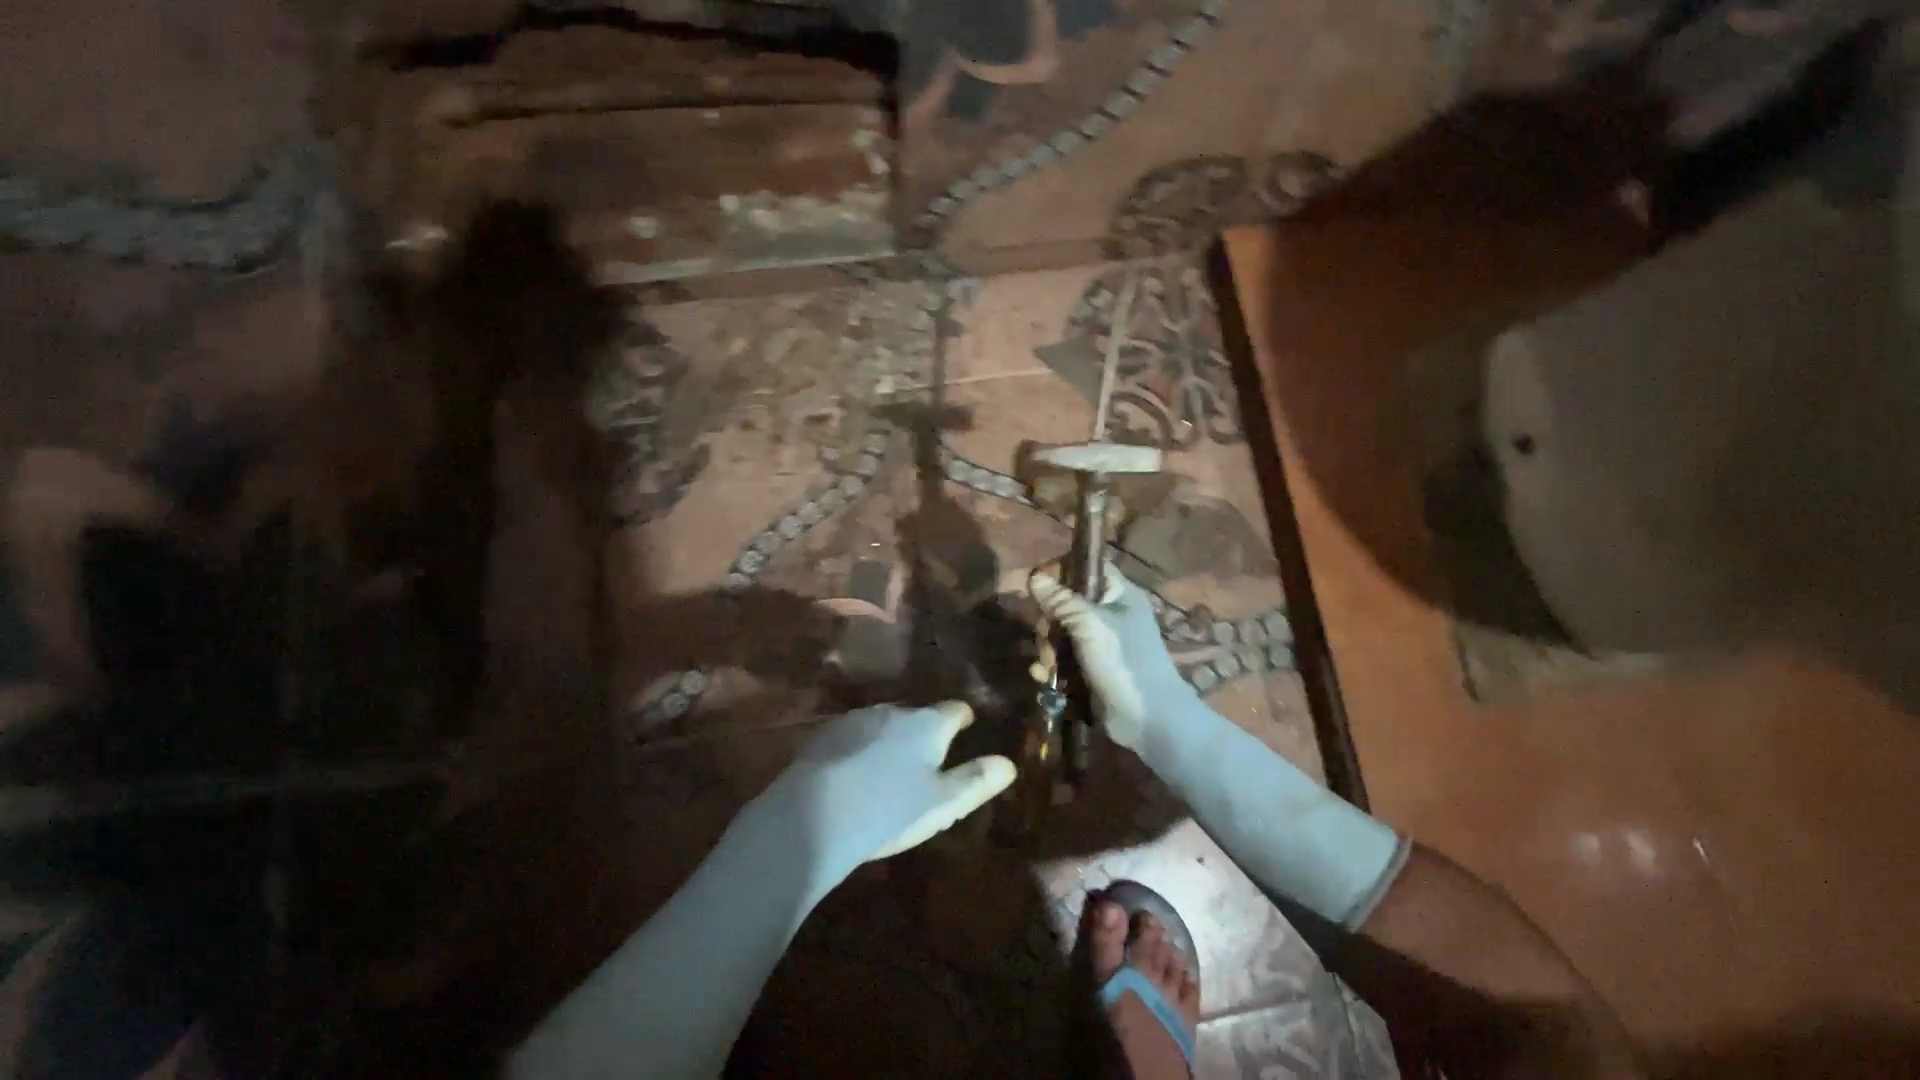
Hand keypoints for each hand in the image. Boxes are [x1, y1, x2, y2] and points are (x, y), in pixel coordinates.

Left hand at [769, 702, 1016, 878]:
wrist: (814, 815)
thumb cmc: (890, 810)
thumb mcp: (943, 804)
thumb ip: (975, 780)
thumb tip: (1009, 764)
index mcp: (928, 725)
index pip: (954, 711)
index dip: (962, 718)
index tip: (966, 724)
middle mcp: (893, 712)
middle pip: (916, 715)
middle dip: (923, 730)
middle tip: (927, 756)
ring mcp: (855, 720)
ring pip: (882, 724)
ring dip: (889, 739)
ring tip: (890, 766)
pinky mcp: (824, 736)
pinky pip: (852, 737)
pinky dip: (859, 749)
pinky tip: (854, 774)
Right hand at [1028, 563, 1198, 750]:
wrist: (1148, 718)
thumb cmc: (1124, 661)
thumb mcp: (1090, 625)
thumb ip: (1061, 600)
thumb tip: (1035, 577)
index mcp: (1118, 594)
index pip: (1087, 567)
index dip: (1061, 570)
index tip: (1037, 584)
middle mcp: (1109, 614)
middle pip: (1065, 602)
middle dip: (1049, 621)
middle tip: (1048, 636)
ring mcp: (1099, 643)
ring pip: (1059, 632)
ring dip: (1047, 648)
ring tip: (1049, 666)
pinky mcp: (1090, 669)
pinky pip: (1062, 658)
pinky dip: (1050, 666)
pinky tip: (1043, 677)